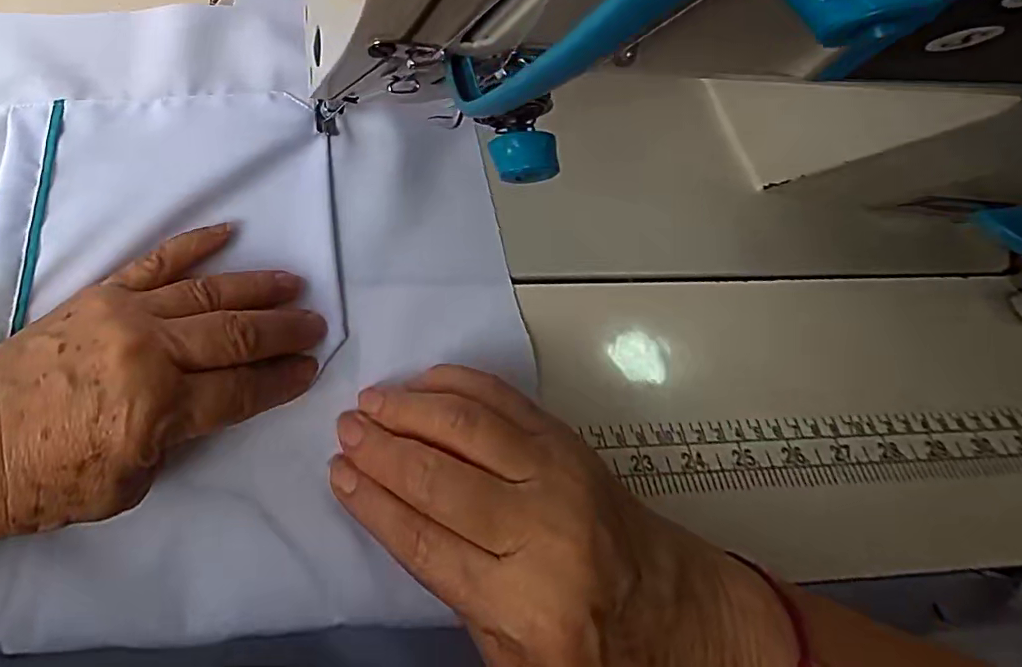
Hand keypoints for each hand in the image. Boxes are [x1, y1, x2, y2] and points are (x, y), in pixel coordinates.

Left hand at [0, 223, 323, 569]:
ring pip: (203, 293)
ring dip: (252, 287)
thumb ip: (170, 437)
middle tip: (317, 322)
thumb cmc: (40, 480)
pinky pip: (154, 262)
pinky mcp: (98, 293)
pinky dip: (193, 245)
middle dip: (280, 330)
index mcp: (156, 409)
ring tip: (290, 283)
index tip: (311, 367)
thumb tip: (194, 401)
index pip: (239, 390)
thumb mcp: (124, 486)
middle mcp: (146, 350)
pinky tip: (225, 233)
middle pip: (231, 334)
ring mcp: (121, 312)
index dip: (280, 381)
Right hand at [328, 366, 800, 666]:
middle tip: (346, 429)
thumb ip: (449, 584)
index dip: (372, 501)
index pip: (423, 541)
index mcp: (529, 607)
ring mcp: (562, 480)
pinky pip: (501, 397)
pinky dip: (453, 381)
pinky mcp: (571, 444)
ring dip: (406, 408)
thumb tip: (379, 503)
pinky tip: (419, 382)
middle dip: (379, 448)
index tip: (339, 472)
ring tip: (370, 402)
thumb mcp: (513, 650)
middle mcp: (546, 538)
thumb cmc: (588, 641)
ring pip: (465, 427)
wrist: (682, 613)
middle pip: (436, 478)